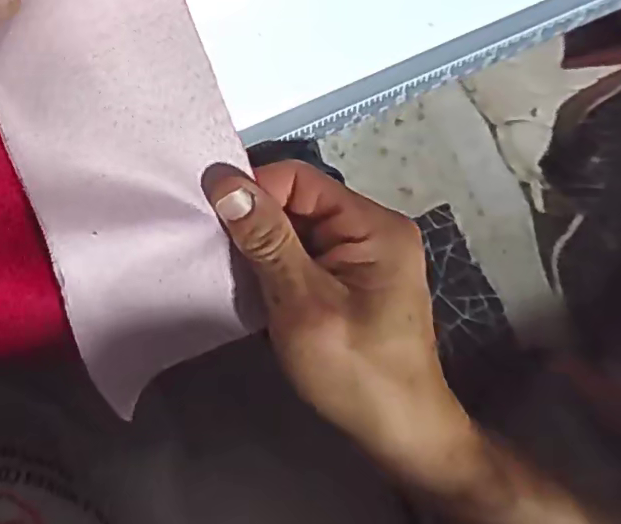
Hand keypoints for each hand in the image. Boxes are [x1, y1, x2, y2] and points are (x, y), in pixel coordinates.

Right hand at [201, 161, 475, 481]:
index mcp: (372, 225)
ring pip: (289, 222)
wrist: (400, 442)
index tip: (220, 225)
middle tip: (229, 255)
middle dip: (255, 221)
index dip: (252, 193)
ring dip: (260, 243)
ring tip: (244, 272)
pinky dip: (271, 260)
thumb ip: (265, 238)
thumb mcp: (303, 303)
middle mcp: (368, 227)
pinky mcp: (345, 271)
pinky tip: (261, 282)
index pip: (295, 179)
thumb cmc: (356, 373)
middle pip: (291, 197)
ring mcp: (358, 250)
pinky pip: (296, 245)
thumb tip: (222, 179)